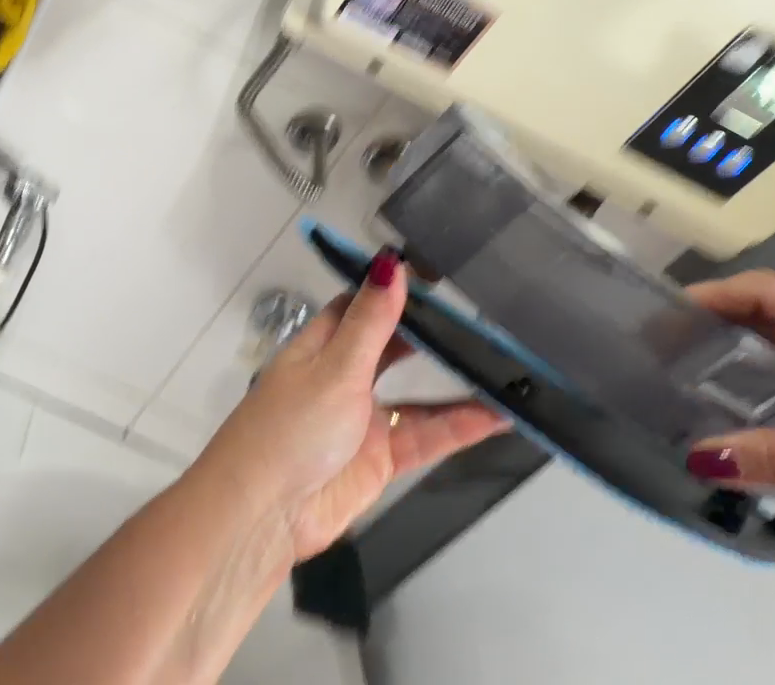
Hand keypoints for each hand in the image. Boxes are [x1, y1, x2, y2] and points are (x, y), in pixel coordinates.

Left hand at [195, 252, 507, 560]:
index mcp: (317, 346)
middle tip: (488, 318)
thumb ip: (370, 322)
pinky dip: (460, 426)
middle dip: (432, 335)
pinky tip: (501, 415)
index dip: (392, 289)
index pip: (358, 306)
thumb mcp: (334, 368)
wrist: (266, 511)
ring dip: (456, 383)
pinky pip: (426, 435)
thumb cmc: (291, 427)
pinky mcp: (379, 458)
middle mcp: (339, 377)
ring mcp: (360, 419)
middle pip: (391, 347)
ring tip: (509, 367)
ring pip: (416, 394)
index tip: (439, 274)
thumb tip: (389, 262)